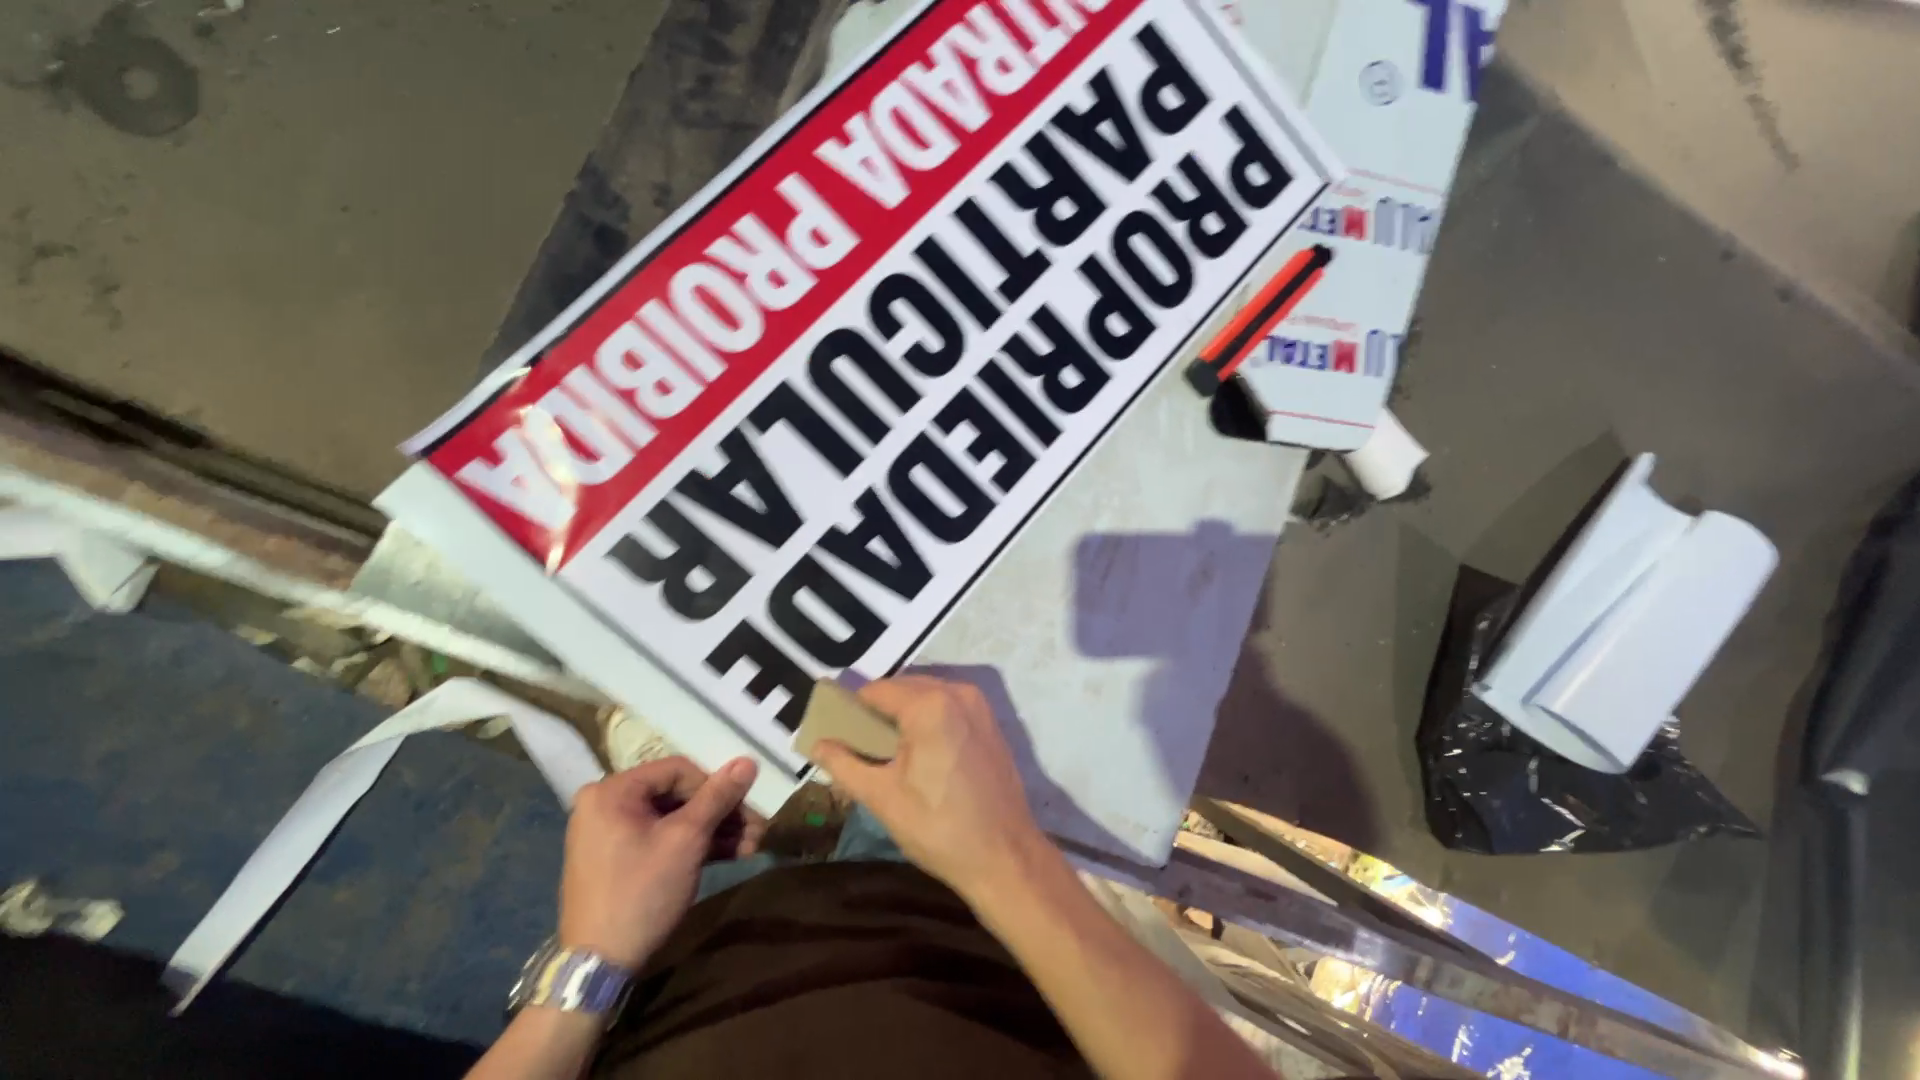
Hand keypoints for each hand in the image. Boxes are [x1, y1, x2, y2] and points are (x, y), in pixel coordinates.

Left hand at [558, 756, 762, 969]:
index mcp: (612, 792)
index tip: (746, 807)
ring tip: (752, 846)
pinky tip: (730, 855)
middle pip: (677, 795)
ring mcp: (610, 834)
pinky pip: (661, 839)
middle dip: (721, 812)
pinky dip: (693, 846)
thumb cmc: (642, 892)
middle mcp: (606, 805)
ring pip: (673, 819)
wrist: (598, 966)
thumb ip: (717, 797)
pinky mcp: (619, 860)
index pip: (677, 770)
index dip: (716, 785)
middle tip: (758, 828)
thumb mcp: (686, 840)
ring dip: (714, 831)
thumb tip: (748, 761)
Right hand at [806, 676, 1048, 904]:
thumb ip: (845, 764)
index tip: (838, 733)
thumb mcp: (882, 798)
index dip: (852, 709)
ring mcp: (979, 706)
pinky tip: (919, 752)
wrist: (1005, 856)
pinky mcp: (991, 722)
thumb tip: (817, 744)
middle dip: (879, 711)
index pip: (876, 691)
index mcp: (929, 706)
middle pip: (903, 688)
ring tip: (886, 751)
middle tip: (859, 745)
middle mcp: (957, 693)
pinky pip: (949, 707)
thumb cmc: (939, 828)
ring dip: (904, 714)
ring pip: (927, 695)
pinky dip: (929, 719)